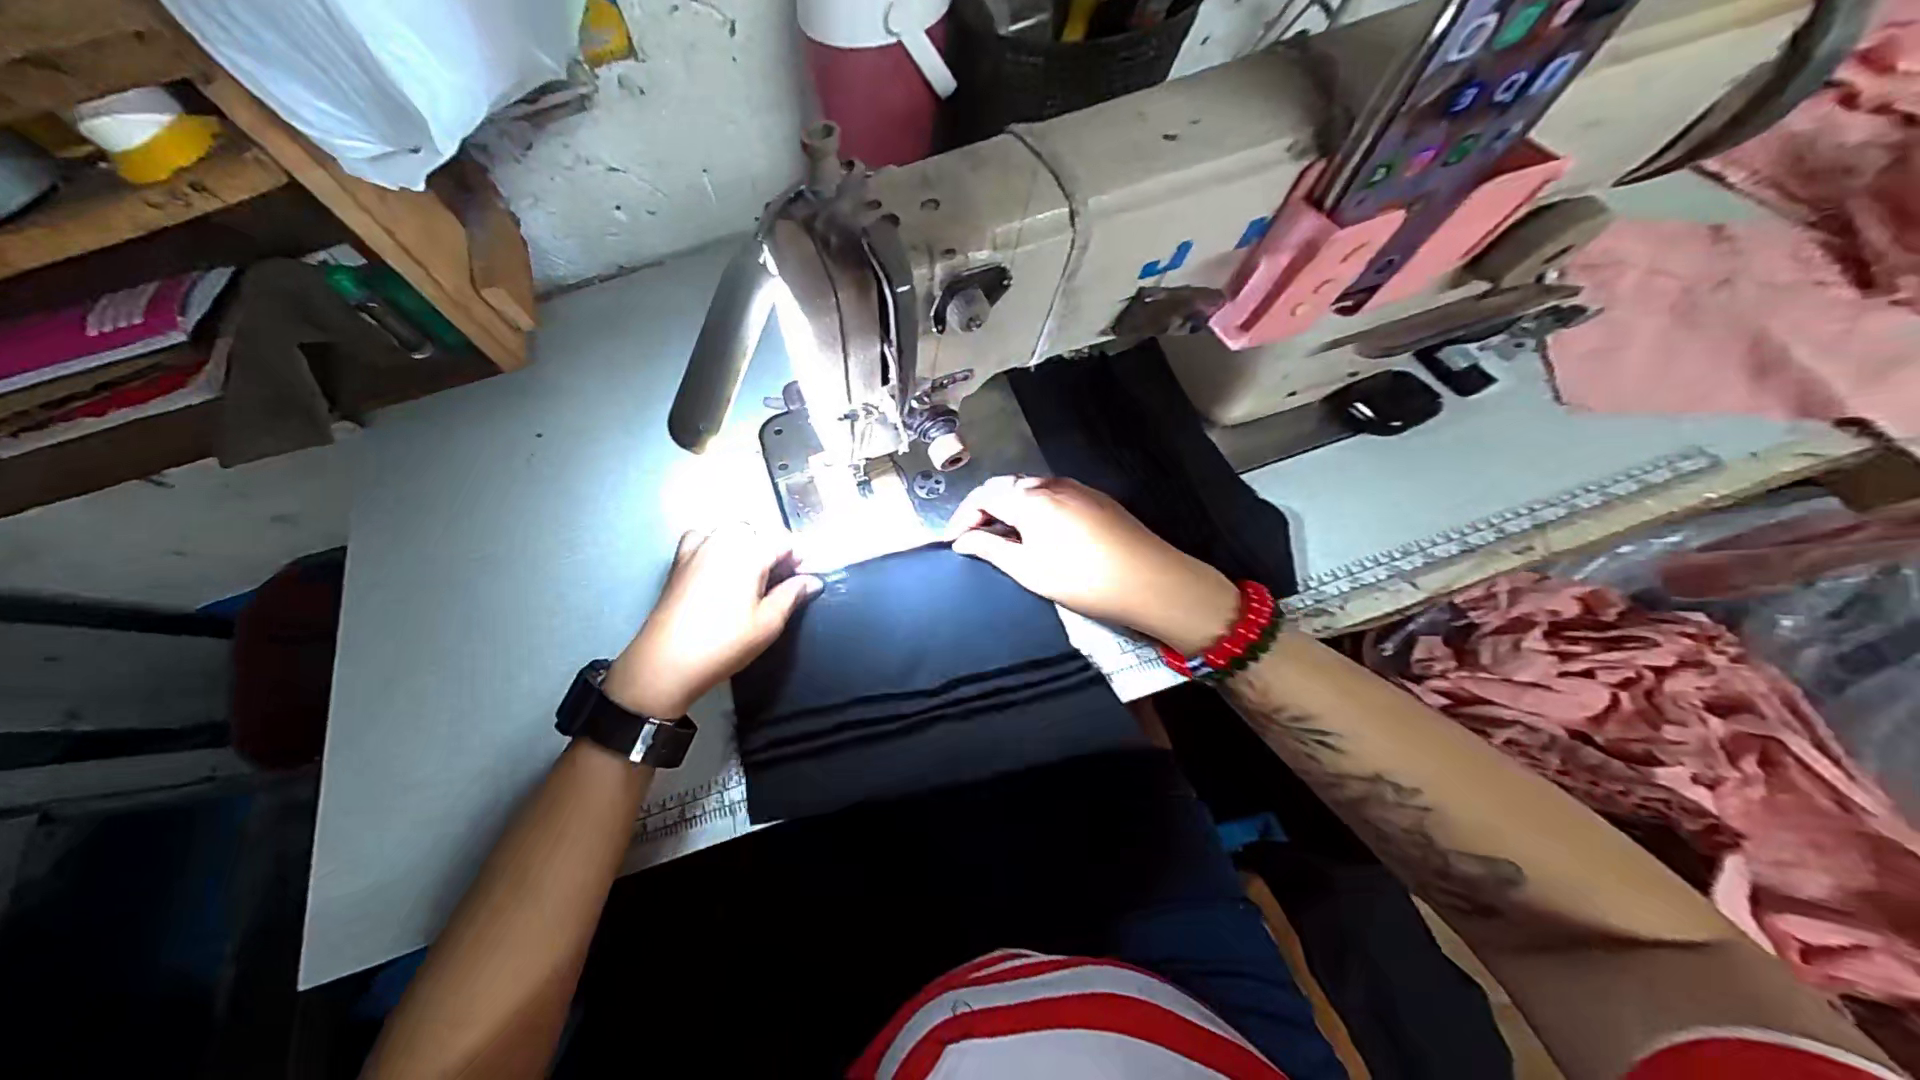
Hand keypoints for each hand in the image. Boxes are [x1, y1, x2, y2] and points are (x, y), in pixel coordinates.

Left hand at [603, 523, 821, 717]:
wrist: (665, 662)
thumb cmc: (723, 643)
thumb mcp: (768, 623)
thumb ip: (792, 595)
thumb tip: (813, 581)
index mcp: (749, 552)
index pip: (785, 540)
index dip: (799, 558)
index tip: (805, 580)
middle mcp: (723, 540)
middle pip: (758, 532)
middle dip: (772, 550)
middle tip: (780, 582)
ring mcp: (697, 547)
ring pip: (731, 532)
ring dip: (746, 546)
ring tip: (751, 577)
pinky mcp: (679, 560)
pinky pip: (703, 539)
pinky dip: (715, 546)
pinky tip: (719, 569)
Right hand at [944, 475, 1241, 653]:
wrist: (1151, 580)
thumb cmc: (1084, 579)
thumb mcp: (1030, 569)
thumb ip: (991, 549)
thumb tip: (963, 541)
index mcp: (1029, 498)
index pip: (982, 496)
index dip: (963, 518)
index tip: (954, 541)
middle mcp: (1051, 483)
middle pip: (1005, 487)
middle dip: (984, 509)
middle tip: (973, 539)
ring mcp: (1077, 487)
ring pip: (1030, 490)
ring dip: (1009, 508)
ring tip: (1003, 538)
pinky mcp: (1095, 498)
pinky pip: (1052, 495)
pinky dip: (1034, 508)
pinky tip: (1038, 533)